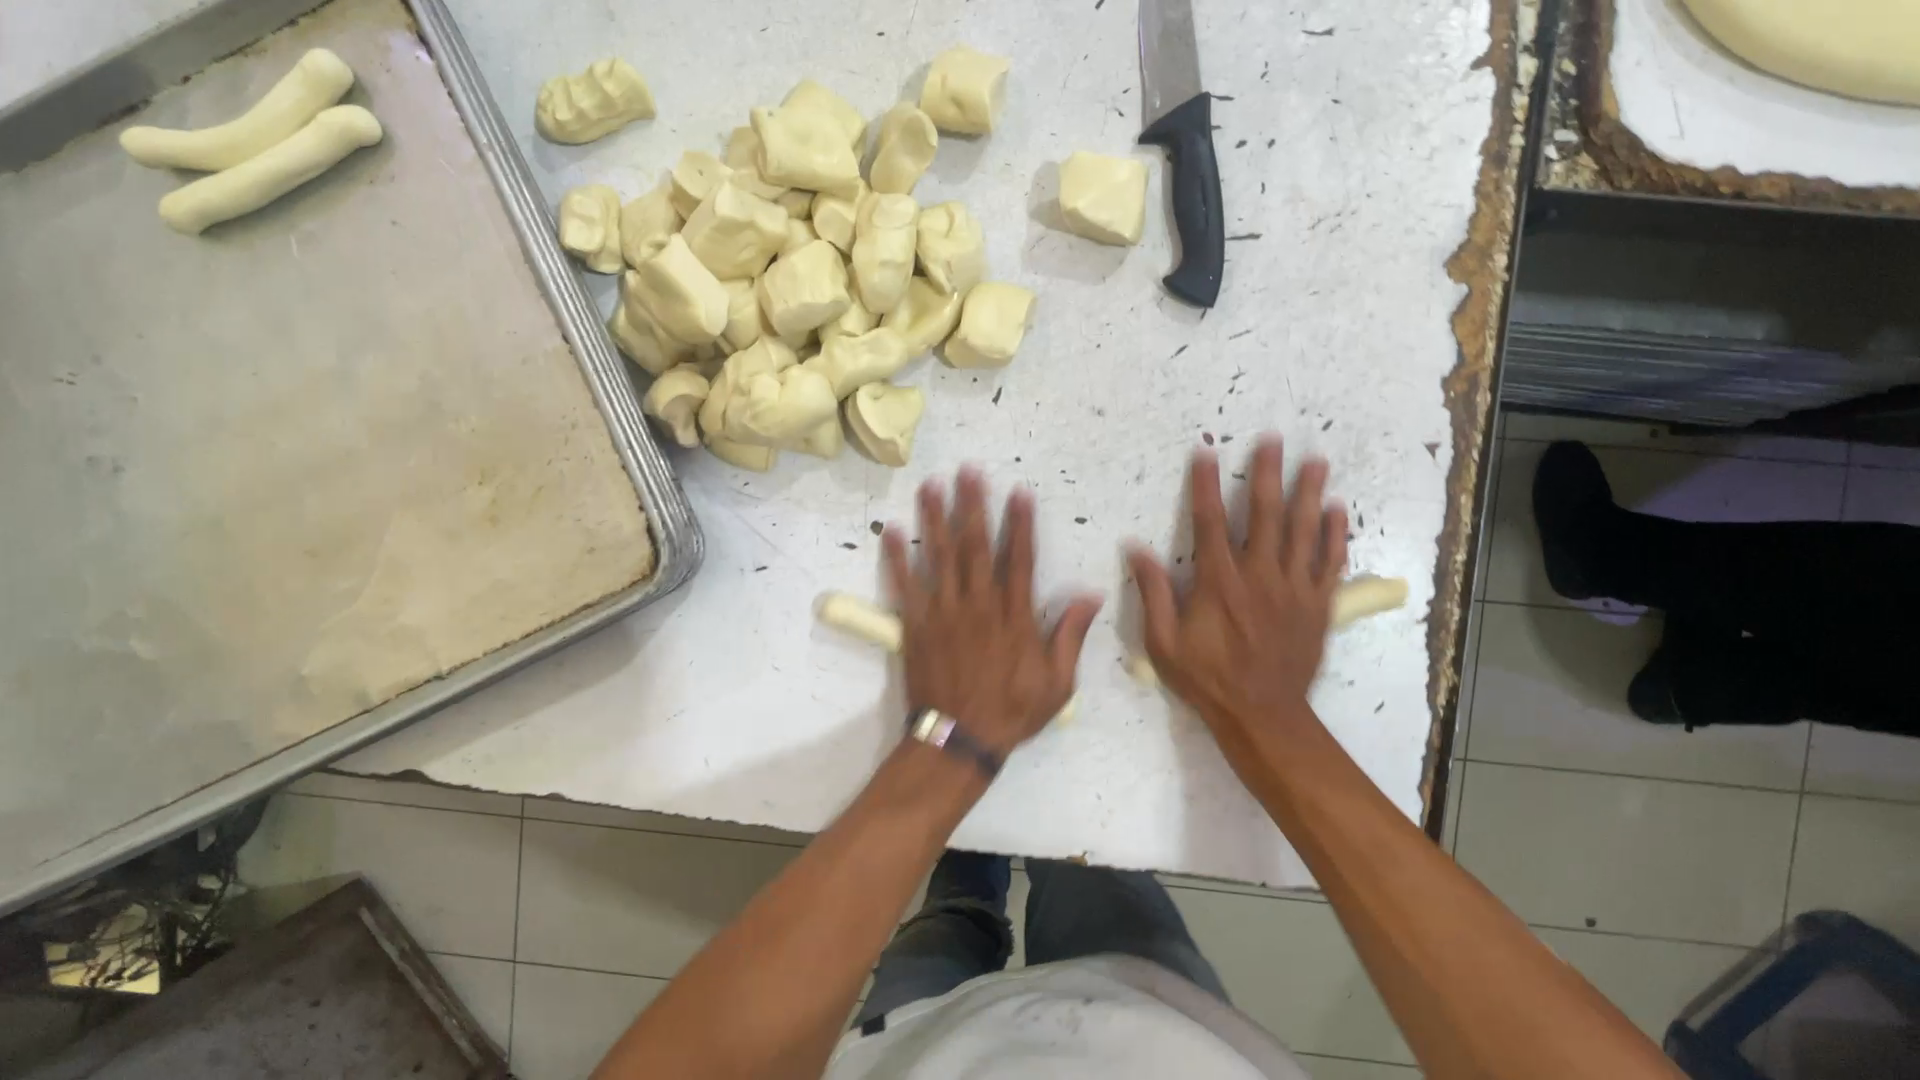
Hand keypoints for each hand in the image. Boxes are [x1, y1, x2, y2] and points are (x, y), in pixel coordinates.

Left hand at [884, 469, 1103, 758]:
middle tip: (968, 471)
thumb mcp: (1058, 683)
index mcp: (1014, 616)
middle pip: (976, 546)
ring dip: (935, 519)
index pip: (1019, 559)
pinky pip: (905, 587)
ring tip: (931, 485)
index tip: (1019, 492)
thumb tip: (1092, 595)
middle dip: (973, 505)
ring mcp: (944, 613)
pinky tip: (891, 530)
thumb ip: (1071, 635)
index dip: (1020, 524)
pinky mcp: (917, 626)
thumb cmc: (1012, 713)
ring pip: (940, 557)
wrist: (959, 740)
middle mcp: (978, 605)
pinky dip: (896, 558)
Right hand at [1128, 437, 1348, 733]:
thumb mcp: (1163, 643)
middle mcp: (1259, 576)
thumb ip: (1153, 594)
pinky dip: (1334, 535)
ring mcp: (1293, 589)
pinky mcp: (1318, 605)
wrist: (1262, 715)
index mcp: (1219, 583)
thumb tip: (1137, 549)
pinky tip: (1336, 510)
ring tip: (1316, 460)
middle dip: (1267, 473)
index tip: (1205, 453)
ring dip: (1309, 493)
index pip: (1210, 523)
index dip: (1205, 485)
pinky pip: (1330, 562)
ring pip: (1304, 531)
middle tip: (1273, 439)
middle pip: (1266, 514)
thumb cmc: (1207, 679)